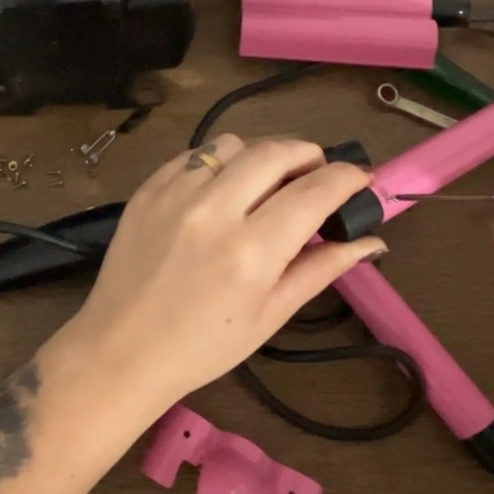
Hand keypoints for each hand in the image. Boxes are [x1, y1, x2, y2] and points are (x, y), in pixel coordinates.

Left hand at [50, 134, 385, 412]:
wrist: (122, 349)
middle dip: (307, 153)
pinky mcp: (147, 190)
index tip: (359, 178)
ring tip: (265, 180)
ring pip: (230, 144)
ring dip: (258, 154)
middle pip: (273, 151)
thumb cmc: (203, 345)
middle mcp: (213, 211)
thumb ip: (320, 269)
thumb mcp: (271, 315)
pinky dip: (216, 162)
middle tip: (316, 172)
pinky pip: (191, 155)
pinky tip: (221, 188)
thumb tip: (371, 240)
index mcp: (251, 251)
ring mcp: (174, 194)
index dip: (345, 177)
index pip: (314, 192)